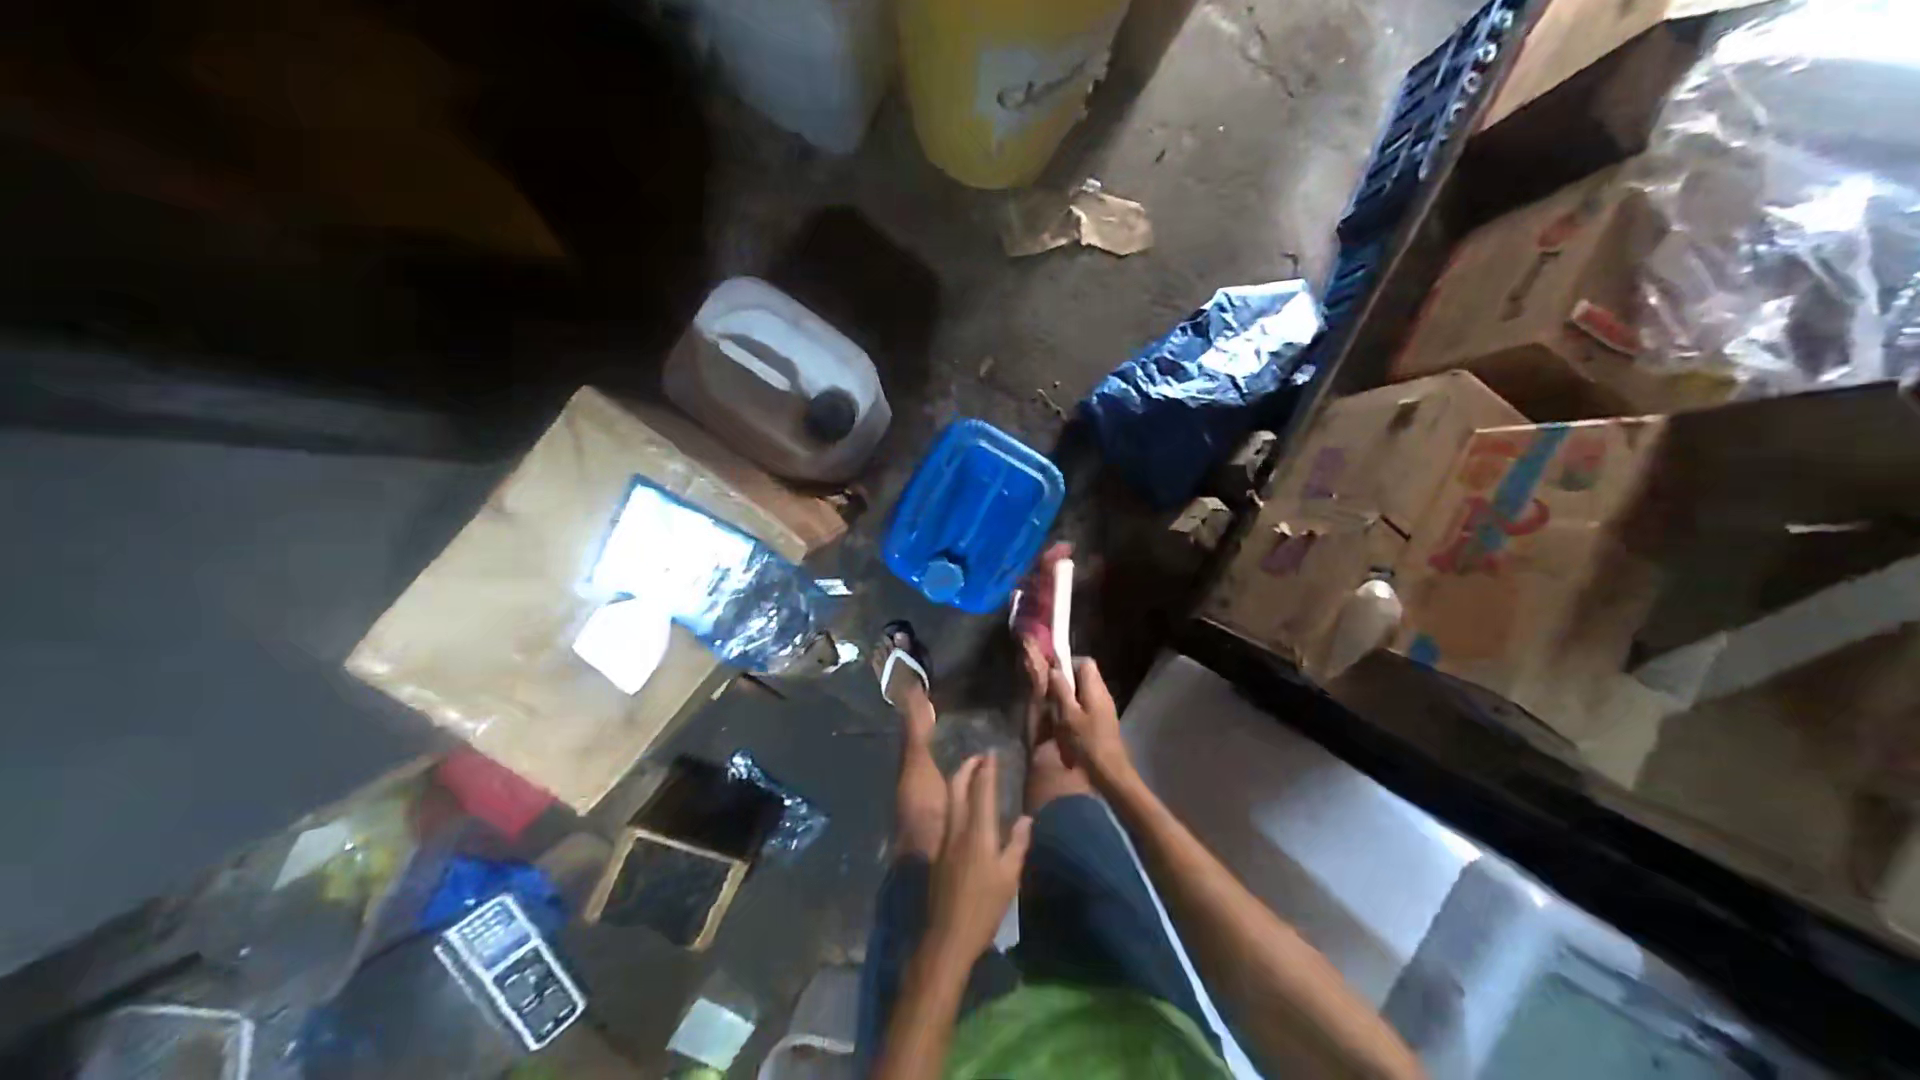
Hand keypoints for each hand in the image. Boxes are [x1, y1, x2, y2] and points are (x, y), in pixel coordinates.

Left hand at [926, 755, 1031, 964]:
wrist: (947, 936)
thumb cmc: (984, 907)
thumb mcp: (1009, 877)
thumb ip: (1017, 844)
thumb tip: (1026, 818)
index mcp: (978, 833)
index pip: (982, 791)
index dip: (987, 770)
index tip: (992, 753)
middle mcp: (957, 830)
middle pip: (957, 788)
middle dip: (967, 768)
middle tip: (978, 758)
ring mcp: (944, 841)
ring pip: (949, 801)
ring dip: (958, 781)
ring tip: (969, 774)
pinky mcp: (937, 853)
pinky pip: (947, 816)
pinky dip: (954, 800)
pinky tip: (962, 807)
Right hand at [1048, 659, 1136, 791]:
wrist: (1109, 771)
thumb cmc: (1087, 742)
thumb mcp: (1068, 715)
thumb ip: (1061, 690)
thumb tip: (1054, 669)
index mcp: (1095, 688)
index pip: (1085, 662)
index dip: (1068, 663)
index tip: (1053, 675)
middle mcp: (1103, 692)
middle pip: (1086, 675)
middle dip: (1068, 680)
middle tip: (1052, 693)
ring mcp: (1106, 706)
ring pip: (1087, 689)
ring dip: (1072, 694)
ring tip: (1058, 707)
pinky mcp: (1105, 718)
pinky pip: (1089, 702)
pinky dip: (1078, 705)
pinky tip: (1068, 720)